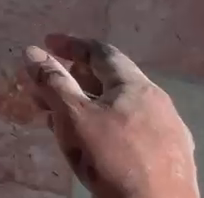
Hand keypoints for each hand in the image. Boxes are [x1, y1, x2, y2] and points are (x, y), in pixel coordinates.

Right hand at [20, 35, 198, 197]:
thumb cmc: (111, 157)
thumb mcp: (71, 114)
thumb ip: (51, 79)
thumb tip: (33, 52)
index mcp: (139, 89)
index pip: (102, 52)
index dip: (71, 44)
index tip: (45, 44)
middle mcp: (160, 106)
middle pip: (109, 79)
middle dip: (72, 79)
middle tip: (43, 86)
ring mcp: (169, 135)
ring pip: (117, 106)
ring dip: (83, 103)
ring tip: (55, 115)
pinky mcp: (169, 159)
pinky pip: (128, 127)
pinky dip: (101, 122)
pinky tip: (84, 138)